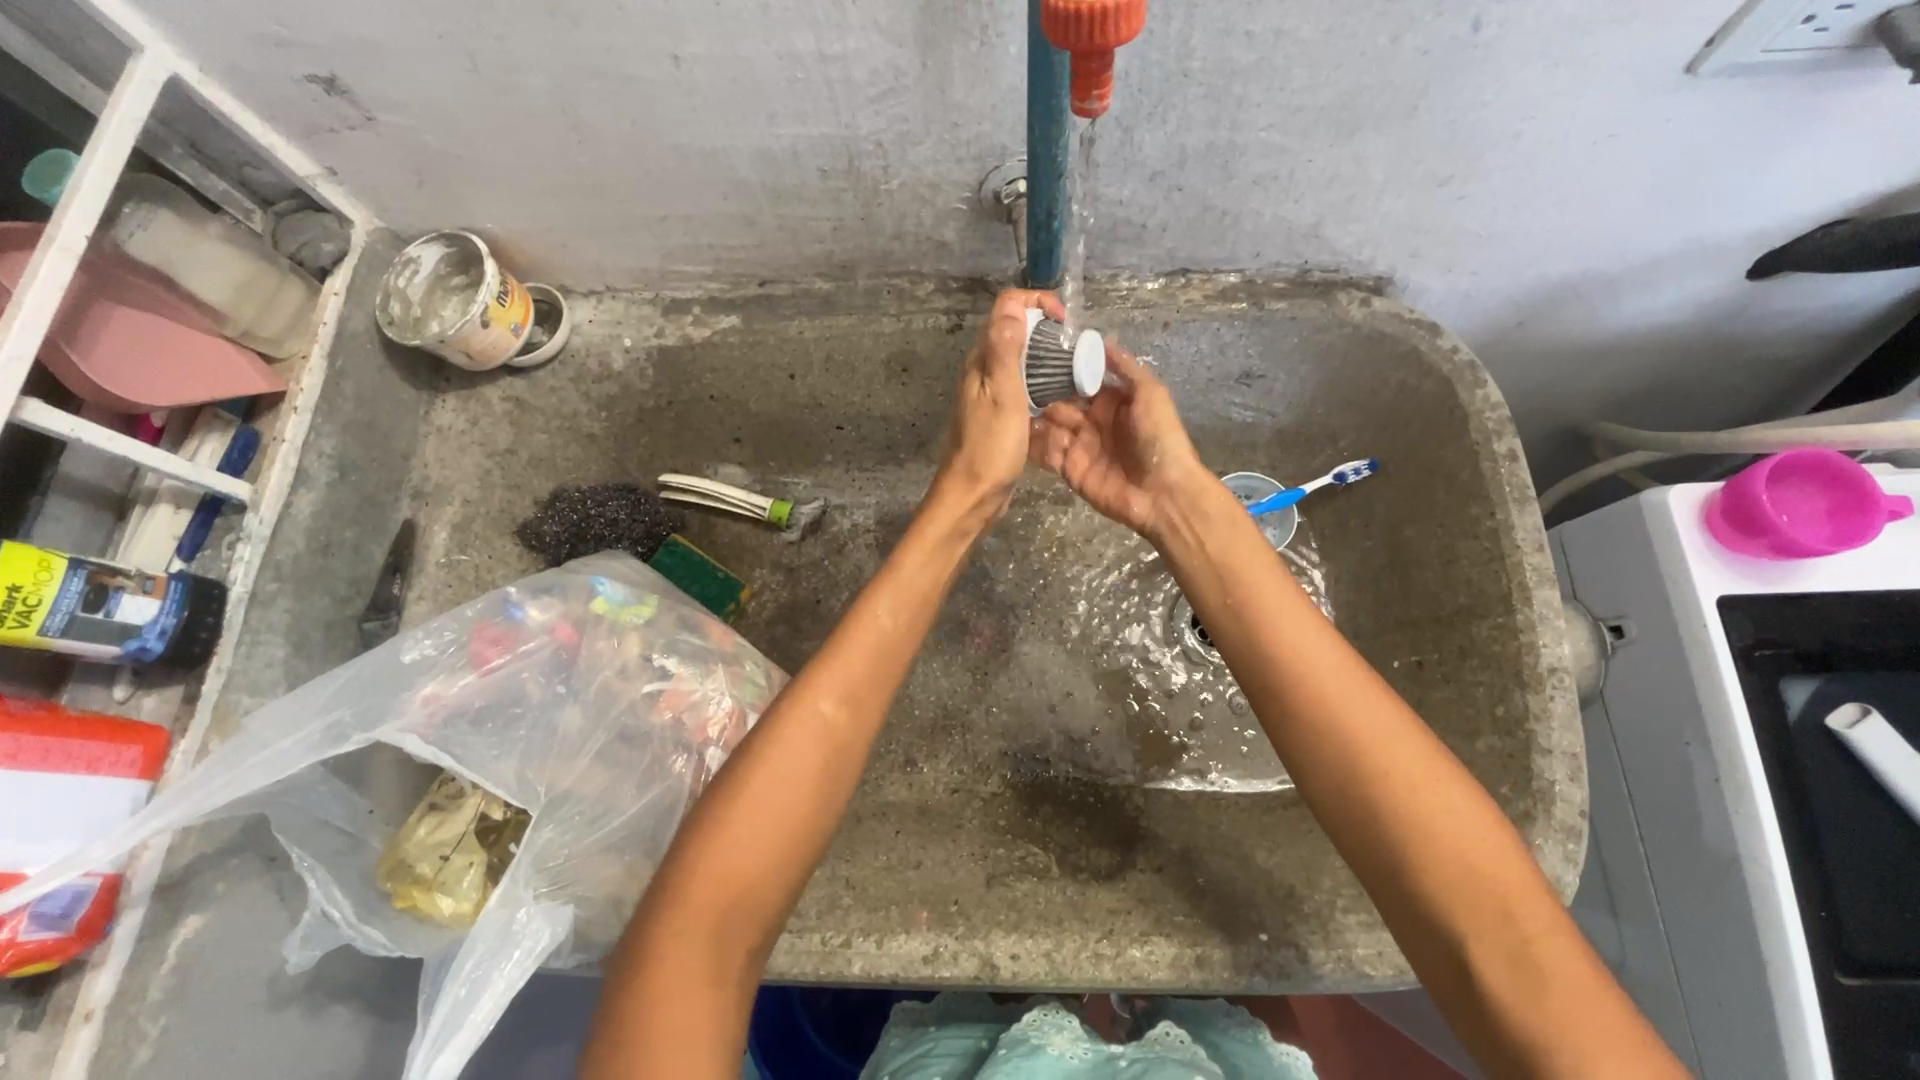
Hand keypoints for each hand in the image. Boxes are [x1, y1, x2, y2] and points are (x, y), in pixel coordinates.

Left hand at [930, 288, 1065, 522]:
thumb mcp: (1003, 396)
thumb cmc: (990, 448)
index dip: (1036, 304)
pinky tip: (1059, 397)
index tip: (1064, 322)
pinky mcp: (999, 414)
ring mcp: (990, 393)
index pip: (1005, 309)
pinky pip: (1023, 385)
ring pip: (1020, 359)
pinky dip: (1041, 381)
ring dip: (1046, 356)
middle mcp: (982, 370)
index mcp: (981, 360)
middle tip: (1075, 347)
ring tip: (1074, 369)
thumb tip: (1013, 306)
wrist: (972, 496)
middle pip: (1014, 330)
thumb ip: (1005, 351)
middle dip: (1045, 328)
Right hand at [1029, 341, 1208, 539]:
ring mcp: (1079, 446)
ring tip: (1007, 401)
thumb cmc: (1159, 437)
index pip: (1079, 381)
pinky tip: (1012, 429)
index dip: (1060, 370)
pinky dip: (1031, 443)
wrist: (1163, 492)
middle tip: (1012, 379)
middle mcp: (1093, 422)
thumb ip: (1124, 366)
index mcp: (1111, 401)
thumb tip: (1101, 340)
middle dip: (1040, 392)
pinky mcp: (1070, 470)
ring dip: (1031, 416)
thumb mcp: (1150, 392)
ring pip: (1049, 426)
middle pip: (1060, 403)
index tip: (1035, 355)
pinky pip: (1047, 453)